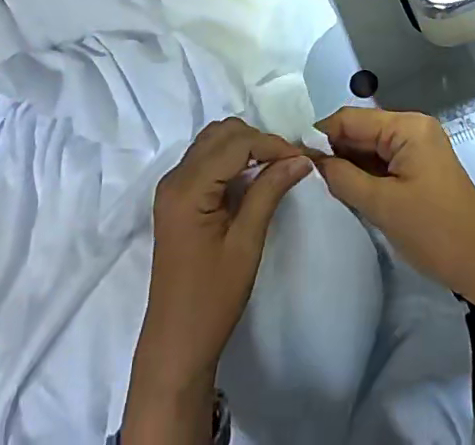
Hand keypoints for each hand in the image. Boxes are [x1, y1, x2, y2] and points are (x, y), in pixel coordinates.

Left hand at [125, 118, 311, 443]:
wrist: (177, 340)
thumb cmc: (213, 297)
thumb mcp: (246, 242)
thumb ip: (269, 192)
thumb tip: (299, 159)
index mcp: (187, 188)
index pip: (235, 143)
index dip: (272, 144)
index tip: (302, 158)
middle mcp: (174, 178)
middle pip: (221, 134)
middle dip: (258, 139)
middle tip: (290, 162)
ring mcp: (172, 187)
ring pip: (212, 142)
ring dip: (245, 146)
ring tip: (276, 167)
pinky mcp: (176, 198)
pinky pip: (205, 160)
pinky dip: (232, 159)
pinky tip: (253, 176)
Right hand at [313, 107, 474, 296]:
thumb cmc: (435, 232)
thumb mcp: (382, 205)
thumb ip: (342, 176)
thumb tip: (309, 159)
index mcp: (408, 127)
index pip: (350, 118)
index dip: (319, 135)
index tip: (290, 156)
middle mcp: (413, 128)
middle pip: (360, 130)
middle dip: (332, 150)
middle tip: (299, 174)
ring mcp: (418, 147)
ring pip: (369, 147)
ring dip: (346, 164)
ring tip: (315, 184)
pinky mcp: (419, 167)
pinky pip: (382, 162)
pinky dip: (363, 174)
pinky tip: (343, 190)